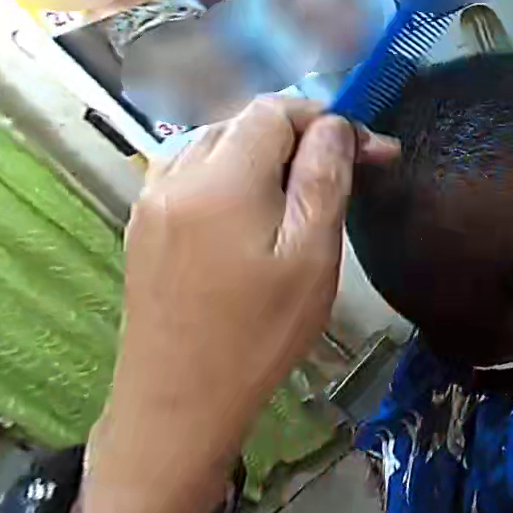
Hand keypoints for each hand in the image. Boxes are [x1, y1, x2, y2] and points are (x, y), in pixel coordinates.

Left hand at [73, 99, 396, 512]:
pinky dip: (236, 168)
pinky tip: (260, 203)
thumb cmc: (262, 329)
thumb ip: (325, 178)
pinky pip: (193, 169)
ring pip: (218, 141)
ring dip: (270, 150)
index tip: (369, 151)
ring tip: (309, 187)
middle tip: (352, 169)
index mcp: (219, 180)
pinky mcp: (144, 226)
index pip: (275, 111)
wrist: (179, 402)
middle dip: (304, 134)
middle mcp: (175, 177)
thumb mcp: (312, 253)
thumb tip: (337, 125)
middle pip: (246, 122)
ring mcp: (151, 201)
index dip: (326, 119)